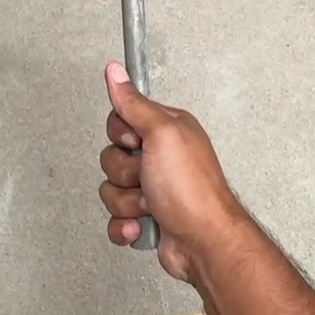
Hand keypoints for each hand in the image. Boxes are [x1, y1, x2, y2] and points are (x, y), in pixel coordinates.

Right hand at [97, 62, 248, 281]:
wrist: (203, 242)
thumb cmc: (191, 189)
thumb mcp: (161, 134)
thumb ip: (133, 103)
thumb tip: (116, 72)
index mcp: (167, 130)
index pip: (122, 119)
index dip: (122, 134)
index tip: (136, 141)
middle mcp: (160, 156)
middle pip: (112, 156)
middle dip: (124, 172)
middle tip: (147, 176)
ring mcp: (153, 188)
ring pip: (111, 188)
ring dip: (127, 202)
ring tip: (152, 205)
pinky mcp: (146, 216)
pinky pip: (115, 218)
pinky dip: (125, 226)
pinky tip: (143, 225)